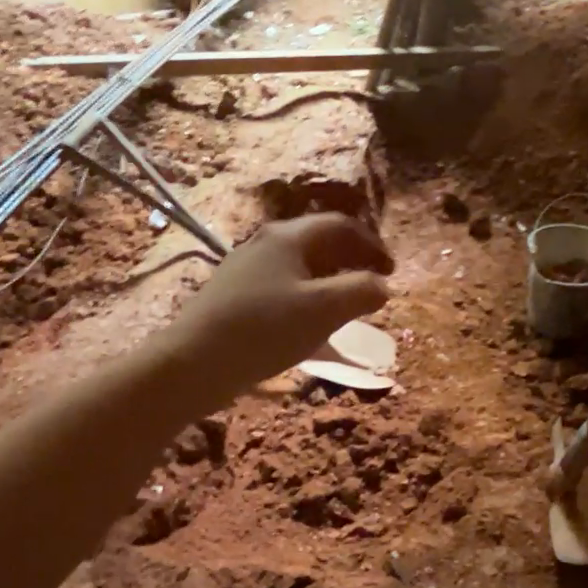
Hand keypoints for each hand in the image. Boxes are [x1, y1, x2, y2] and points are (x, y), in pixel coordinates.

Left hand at [166, 213, 393, 390]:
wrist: (195, 361)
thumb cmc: (265, 329)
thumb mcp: (324, 310)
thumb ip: (361, 292)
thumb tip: (383, 285)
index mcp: (289, 237)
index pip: (341, 226)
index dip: (372, 245)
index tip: (392, 271)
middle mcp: (266, 244)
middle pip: (319, 243)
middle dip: (351, 262)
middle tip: (373, 287)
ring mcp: (247, 270)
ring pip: (300, 267)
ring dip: (330, 282)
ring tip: (347, 309)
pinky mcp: (235, 297)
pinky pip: (283, 288)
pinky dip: (307, 299)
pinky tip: (310, 327)